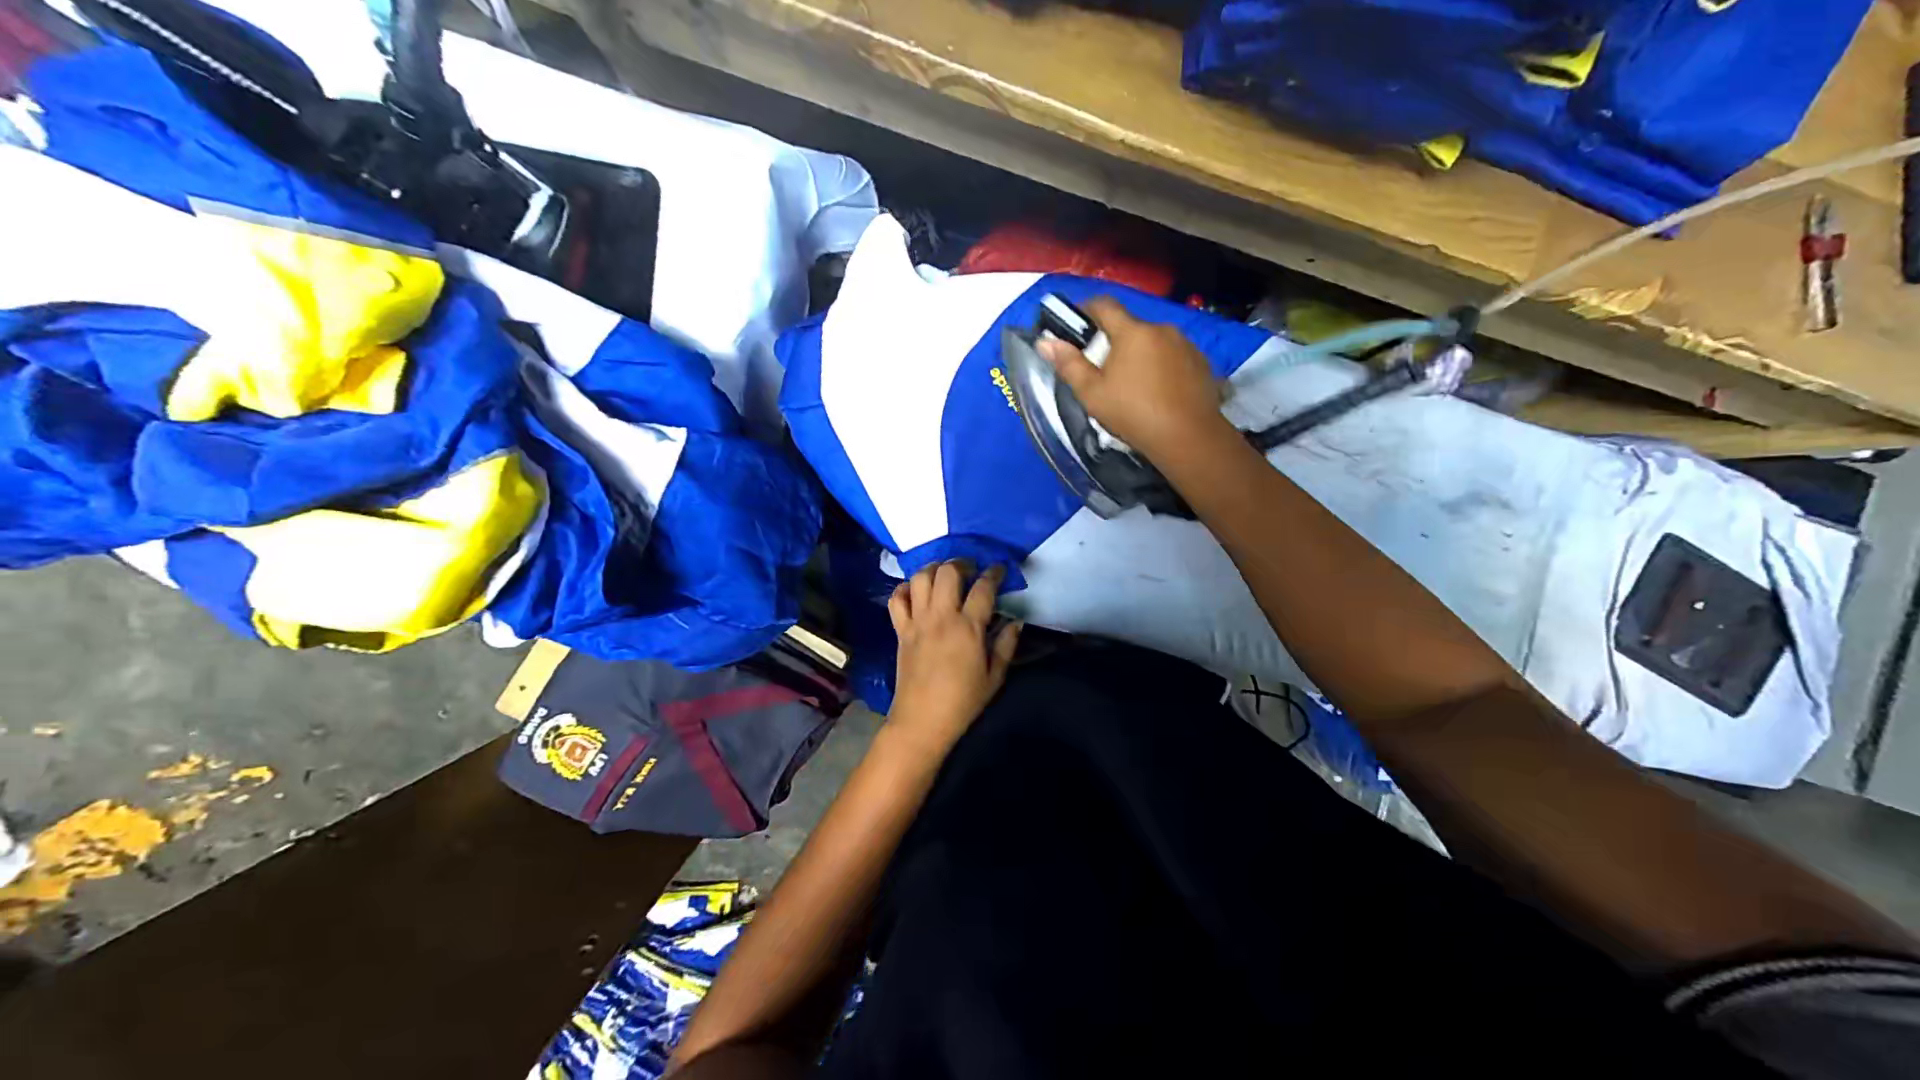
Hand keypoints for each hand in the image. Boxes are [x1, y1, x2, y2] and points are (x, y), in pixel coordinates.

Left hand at [886, 561, 1021, 753]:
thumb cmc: (963, 702)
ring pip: (920, 578)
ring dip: (934, 569)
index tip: (999, 570)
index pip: (983, 588)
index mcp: (969, 628)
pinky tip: (916, 592)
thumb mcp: (995, 677)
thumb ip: (1006, 645)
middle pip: (948, 572)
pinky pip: (897, 599)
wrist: (922, 721)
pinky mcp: (900, 630)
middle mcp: (941, 617)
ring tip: (944, 575)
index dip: (994, 573)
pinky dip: (905, 589)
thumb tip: (1015, 621)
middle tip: (970, 570)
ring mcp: (917, 622)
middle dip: (961, 563)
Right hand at [1037, 296, 1234, 461]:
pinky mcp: (1202, 363)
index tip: (1076, 325)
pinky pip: (1175, 357)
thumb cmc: (1133, 413)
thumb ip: (1069, 364)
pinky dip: (1164, 368)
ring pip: (1155, 342)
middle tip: (1104, 369)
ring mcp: (1186, 345)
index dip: (1086, 309)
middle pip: (1131, 326)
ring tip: (1135, 385)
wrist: (1188, 437)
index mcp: (1132, 332)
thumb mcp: (1092, 393)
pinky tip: (1161, 393)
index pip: (1104, 305)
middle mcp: (1161, 329)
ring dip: (1142, 355)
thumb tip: (1045, 342)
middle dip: (1115, 341)